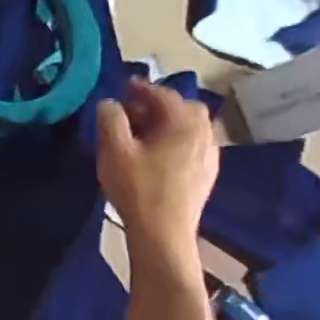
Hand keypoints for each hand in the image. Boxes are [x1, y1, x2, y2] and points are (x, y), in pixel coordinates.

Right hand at [97, 78, 218, 262]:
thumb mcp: (114, 150)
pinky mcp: (206, 174)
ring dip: (168, 123)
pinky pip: (192, 145)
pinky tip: (157, 155)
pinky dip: (175, 140)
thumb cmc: (137, 188)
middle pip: (184, 108)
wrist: (163, 232)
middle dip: (159, 105)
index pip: (164, 95)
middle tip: (132, 112)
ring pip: (190, 128)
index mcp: (184, 124)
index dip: (142, 88)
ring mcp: (210, 155)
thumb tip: (109, 103)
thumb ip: (110, 119)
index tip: (123, 86)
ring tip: (143, 134)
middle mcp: (204, 134)